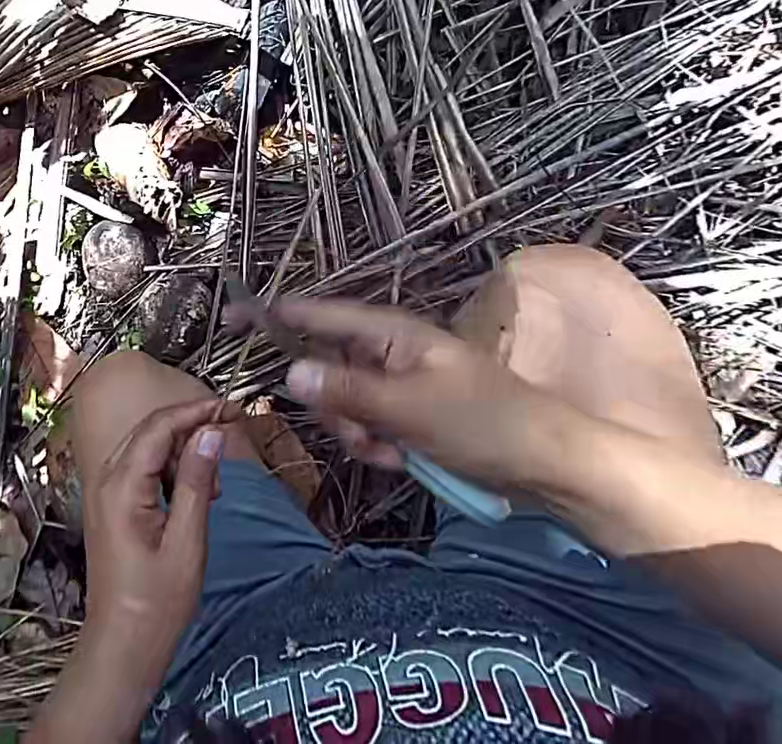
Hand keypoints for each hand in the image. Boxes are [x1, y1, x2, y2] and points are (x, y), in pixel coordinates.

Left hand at [82, 397, 238, 663]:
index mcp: (121, 485)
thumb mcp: (188, 541)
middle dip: (192, 430)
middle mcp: (106, 478)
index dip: (196, 411)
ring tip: (214, 490)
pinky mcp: (111, 503)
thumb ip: (198, 481)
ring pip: (148, 447)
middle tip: (228, 444)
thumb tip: (211, 432)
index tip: (231, 408)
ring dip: (183, 455)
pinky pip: (142, 468)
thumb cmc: (157, 603)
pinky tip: (193, 497)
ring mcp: (105, 490)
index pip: (160, 426)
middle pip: (151, 431)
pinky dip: (170, 472)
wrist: (122, 647)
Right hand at [271, 298, 606, 499]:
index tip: (231, 318)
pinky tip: (404, 460)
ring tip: (394, 452)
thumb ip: (347, 389)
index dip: (272, 315)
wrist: (550, 467)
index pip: (317, 315)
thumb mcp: (410, 408)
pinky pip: (365, 426)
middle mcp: (386, 351)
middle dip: (335, 407)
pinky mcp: (404, 413)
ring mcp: (395, 383)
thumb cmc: (486, 422)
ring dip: (357, 433)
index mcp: (389, 332)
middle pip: (325, 370)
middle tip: (363, 434)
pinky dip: (375, 446)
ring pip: (342, 405)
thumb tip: (290, 370)